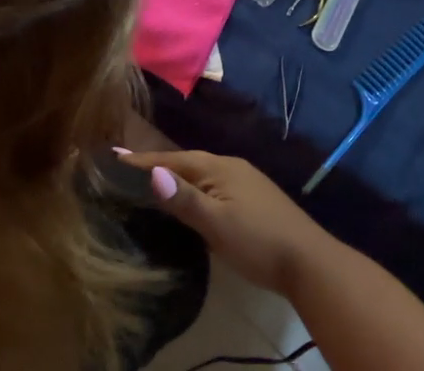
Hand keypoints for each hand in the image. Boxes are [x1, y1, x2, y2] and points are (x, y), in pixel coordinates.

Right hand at [120, 149, 327, 296]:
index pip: (170, 158)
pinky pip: (211, 186)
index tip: (111, 158)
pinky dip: (191, 189)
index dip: (141, 161)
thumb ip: (183, 198)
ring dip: (174, 177)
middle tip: (124, 171)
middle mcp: (229, 166)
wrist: (312, 264)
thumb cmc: (258, 241)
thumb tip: (150, 172)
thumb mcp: (216, 223)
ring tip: (148, 184)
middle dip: (155, 166)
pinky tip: (186, 202)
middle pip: (184, 163)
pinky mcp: (252, 200)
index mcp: (217, 167)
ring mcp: (244, 182)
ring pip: (199, 175)